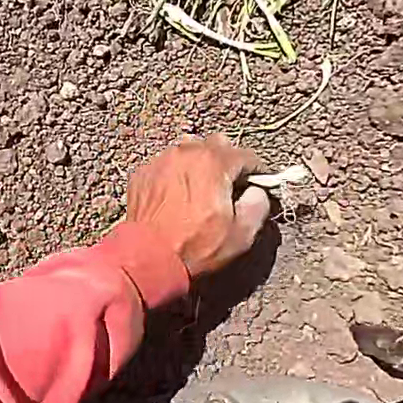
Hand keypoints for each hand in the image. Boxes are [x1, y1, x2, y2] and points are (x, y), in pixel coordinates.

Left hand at [124, 135, 271, 279]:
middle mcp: (184, 153)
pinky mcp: (141, 174)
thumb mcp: (242, 232)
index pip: (246, 156)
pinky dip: (174, 174)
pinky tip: (176, 195)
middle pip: (215, 145)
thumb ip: (259, 203)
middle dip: (228, 161)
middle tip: (230, 185)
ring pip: (187, 151)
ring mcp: (159, 162)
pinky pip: (165, 165)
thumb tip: (256, 192)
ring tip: (201, 188)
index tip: (260, 184)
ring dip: (199, 164)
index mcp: (212, 162)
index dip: (258, 171)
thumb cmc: (195, 246)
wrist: (147, 257)